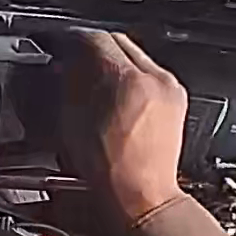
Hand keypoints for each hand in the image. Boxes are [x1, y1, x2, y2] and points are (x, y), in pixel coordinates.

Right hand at [60, 30, 189, 224]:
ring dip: (111, 61)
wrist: (141, 196)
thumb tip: (66, 67)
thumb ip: (70, 87)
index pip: (94, 39)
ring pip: (134, 56)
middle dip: (92, 48)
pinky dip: (128, 77)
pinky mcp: (175, 99)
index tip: (60, 45)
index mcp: (124, 81)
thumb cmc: (108, 172)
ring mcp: (167, 88)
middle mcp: (152, 78)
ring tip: (92, 78)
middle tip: (72, 58)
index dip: (71, 40)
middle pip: (117, 41)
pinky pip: (148, 73)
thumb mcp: (73, 125)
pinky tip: (113, 94)